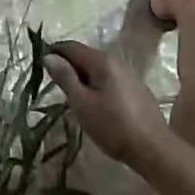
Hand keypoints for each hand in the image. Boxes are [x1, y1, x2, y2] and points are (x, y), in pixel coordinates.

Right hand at [42, 40, 170, 167]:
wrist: (153, 148)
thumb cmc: (112, 125)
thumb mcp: (82, 103)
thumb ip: (65, 77)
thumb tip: (49, 56)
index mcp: (102, 61)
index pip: (72, 47)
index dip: (55, 52)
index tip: (41, 66)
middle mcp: (117, 62)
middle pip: (86, 57)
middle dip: (69, 67)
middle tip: (56, 87)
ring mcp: (130, 75)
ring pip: (99, 70)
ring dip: (83, 78)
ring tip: (73, 97)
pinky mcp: (137, 90)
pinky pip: (110, 80)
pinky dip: (98, 86)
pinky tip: (96, 104)